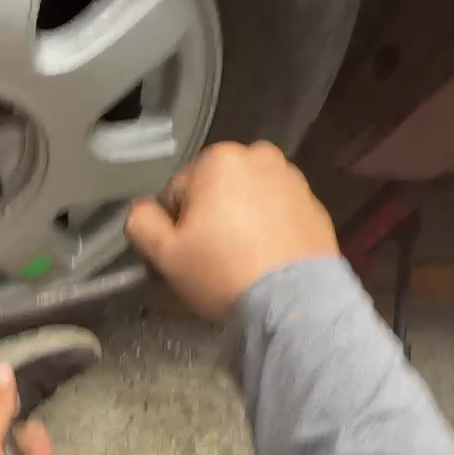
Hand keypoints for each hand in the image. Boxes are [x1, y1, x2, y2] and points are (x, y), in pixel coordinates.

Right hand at [125, 141, 340, 320]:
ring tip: (236, 260)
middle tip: (208, 258)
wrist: (291, 299)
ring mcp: (291, 177)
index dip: (172, 227)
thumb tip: (141, 211)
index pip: (175, 194)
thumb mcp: (165, 254)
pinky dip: (263, 229)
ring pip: (243, 200)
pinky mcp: (313, 203)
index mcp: (218, 160)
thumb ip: (141, 223)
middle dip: (206, 219)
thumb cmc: (221, 271)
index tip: (182, 255)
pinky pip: (273, 212)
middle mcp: (257, 156)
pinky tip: (261, 259)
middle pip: (211, 192)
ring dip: (235, 222)